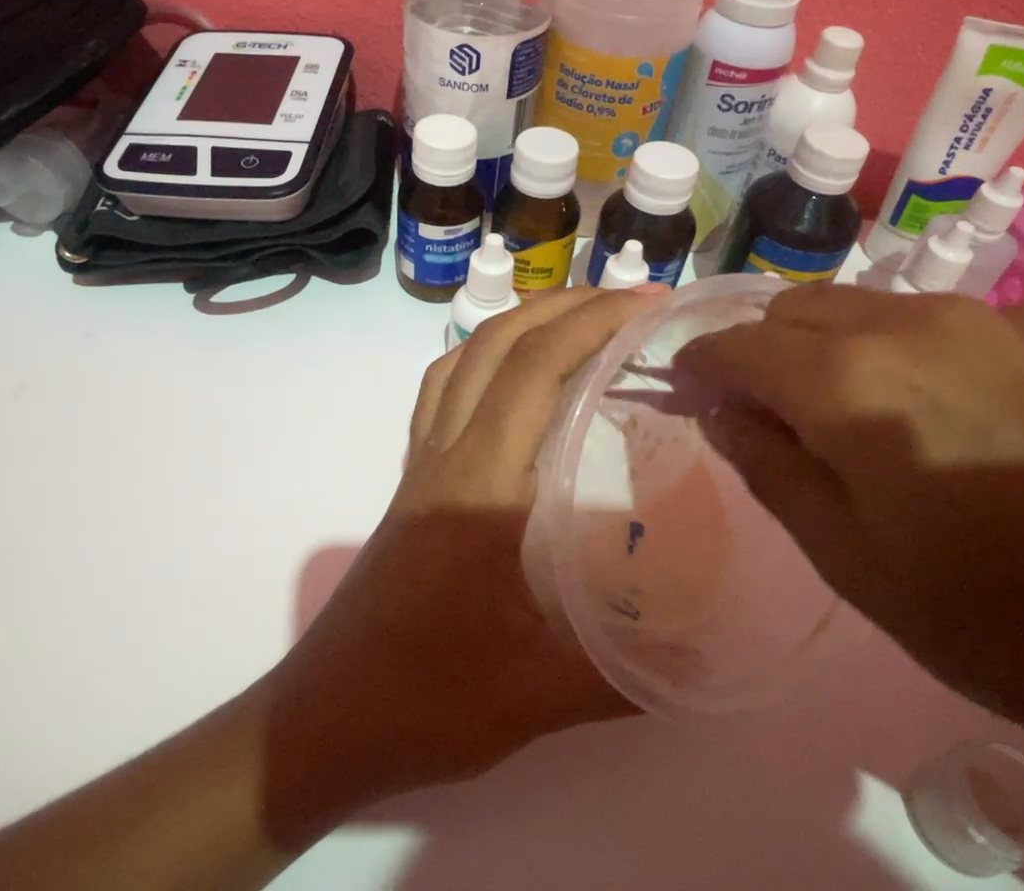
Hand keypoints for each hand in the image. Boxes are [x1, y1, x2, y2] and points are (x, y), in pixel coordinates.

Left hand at [260, 285, 666, 846]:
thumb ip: (622, 675)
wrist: (321, 723)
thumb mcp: (536, 698)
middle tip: (630, 301)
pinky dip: (482, 364)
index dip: (592, 323)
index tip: (652, 304)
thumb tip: (701, 656)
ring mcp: (419, 472)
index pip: (533, 372)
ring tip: (578, 325)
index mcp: (478, 489)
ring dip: (518, 326)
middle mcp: (443, 461)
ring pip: (460, 364)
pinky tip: (516, 389)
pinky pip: (442, 399)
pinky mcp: (409, 491)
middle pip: (494, 347)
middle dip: (563, 307)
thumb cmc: (423, 703)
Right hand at [674, 285, 1023, 887]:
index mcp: (851, 383)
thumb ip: (771, 468)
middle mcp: (916, 323)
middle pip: (799, 309)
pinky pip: (951, 323)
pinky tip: (952, 417)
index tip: (685, 393)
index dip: (698, 365)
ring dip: (836, 348)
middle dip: (763, 352)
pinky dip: (912, 352)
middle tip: (767, 415)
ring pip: (874, 308)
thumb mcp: (852, 561)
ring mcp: (998, 318)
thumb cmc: (996, 620)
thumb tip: (721, 411)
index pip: (737, 344)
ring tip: (858, 419)